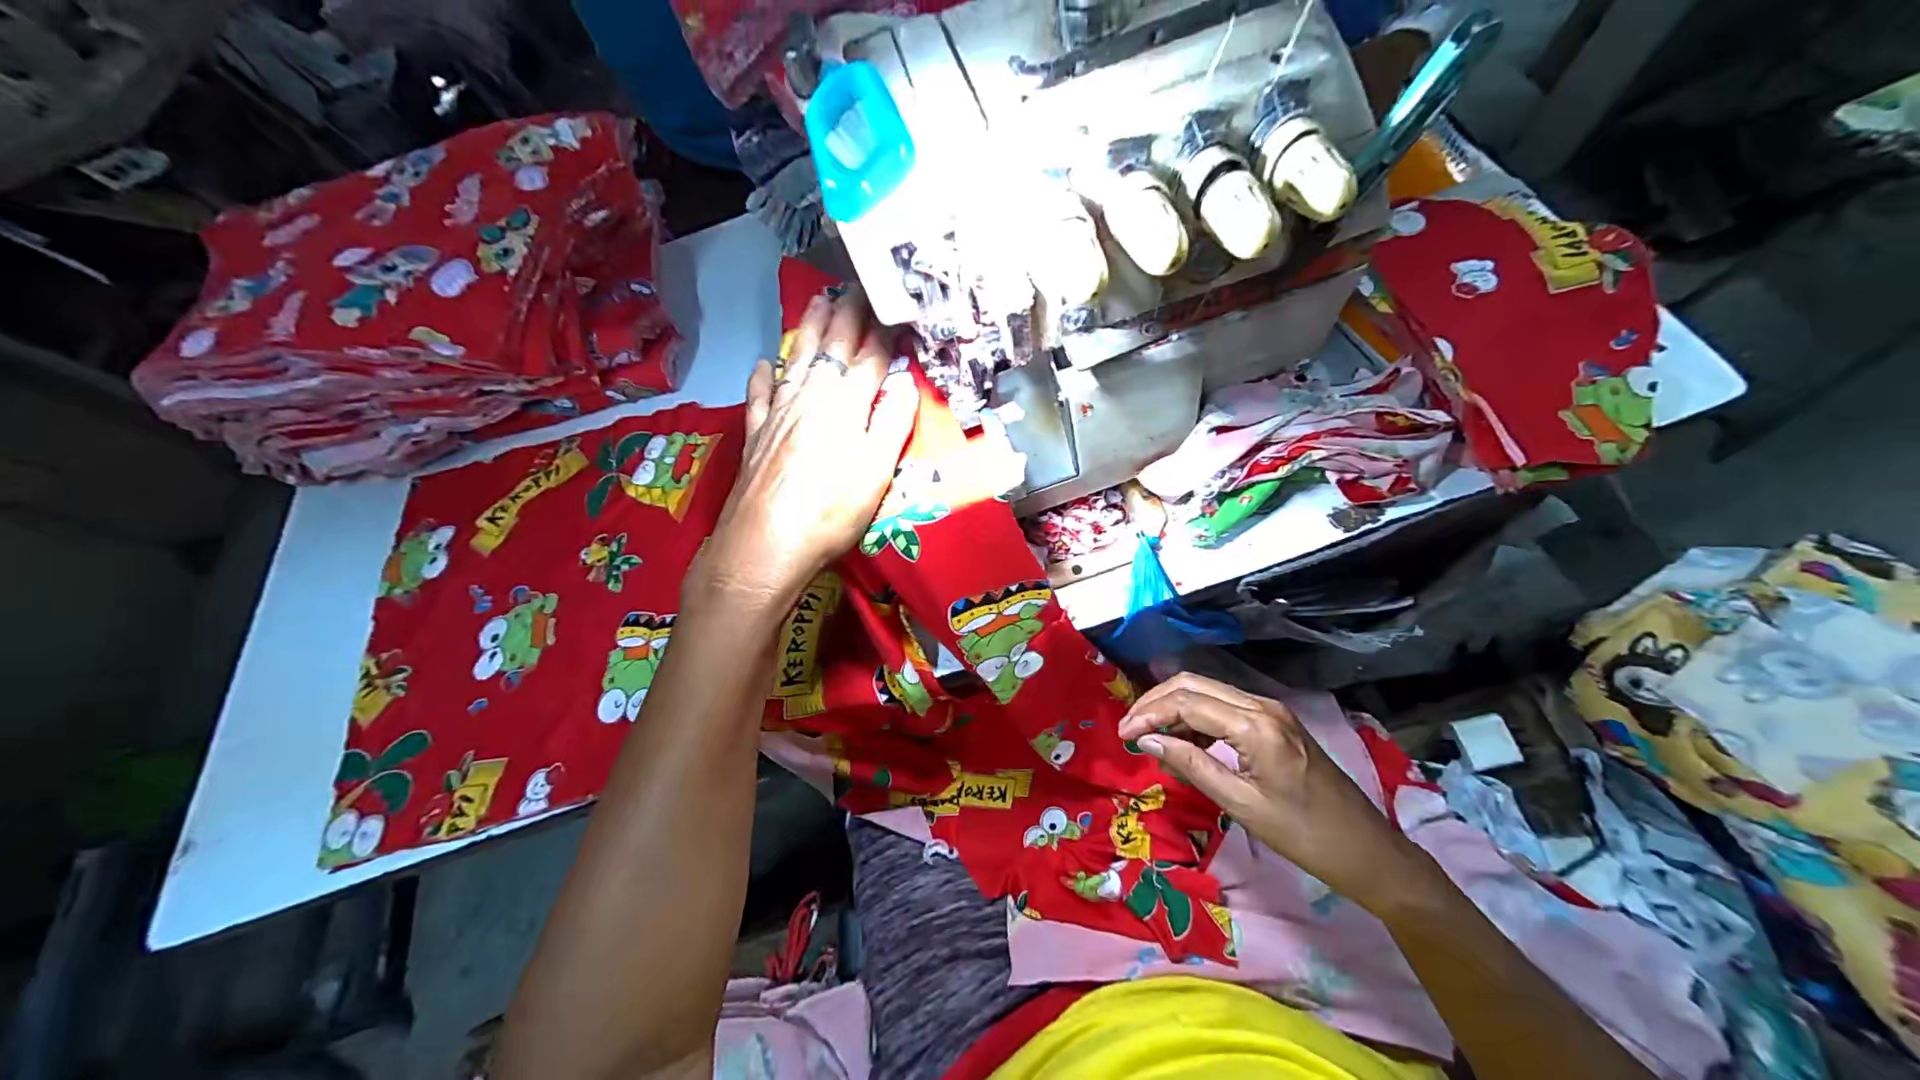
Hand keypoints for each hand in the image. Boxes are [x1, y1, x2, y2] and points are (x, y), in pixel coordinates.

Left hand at [691, 288, 917, 617]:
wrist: (764, 544)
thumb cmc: (829, 512)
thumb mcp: (876, 470)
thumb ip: (891, 422)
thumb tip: (902, 381)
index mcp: (846, 406)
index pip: (869, 358)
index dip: (883, 330)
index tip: (891, 302)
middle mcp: (811, 399)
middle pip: (832, 349)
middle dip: (846, 314)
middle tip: (854, 285)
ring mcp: (779, 414)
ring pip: (797, 360)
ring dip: (809, 330)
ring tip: (818, 302)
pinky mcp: (756, 435)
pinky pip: (760, 395)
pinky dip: (763, 376)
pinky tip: (764, 363)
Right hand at [1116, 673, 1434, 915]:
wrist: (1366, 849)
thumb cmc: (1303, 834)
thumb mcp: (1240, 803)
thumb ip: (1191, 765)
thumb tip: (1147, 740)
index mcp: (1256, 724)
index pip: (1187, 701)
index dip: (1148, 713)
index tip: (1122, 735)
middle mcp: (1262, 705)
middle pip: (1193, 684)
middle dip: (1155, 702)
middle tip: (1129, 731)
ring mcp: (1271, 711)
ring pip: (1207, 692)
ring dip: (1173, 709)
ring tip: (1150, 739)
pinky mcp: (1274, 722)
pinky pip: (1224, 707)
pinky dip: (1196, 718)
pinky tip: (1182, 742)